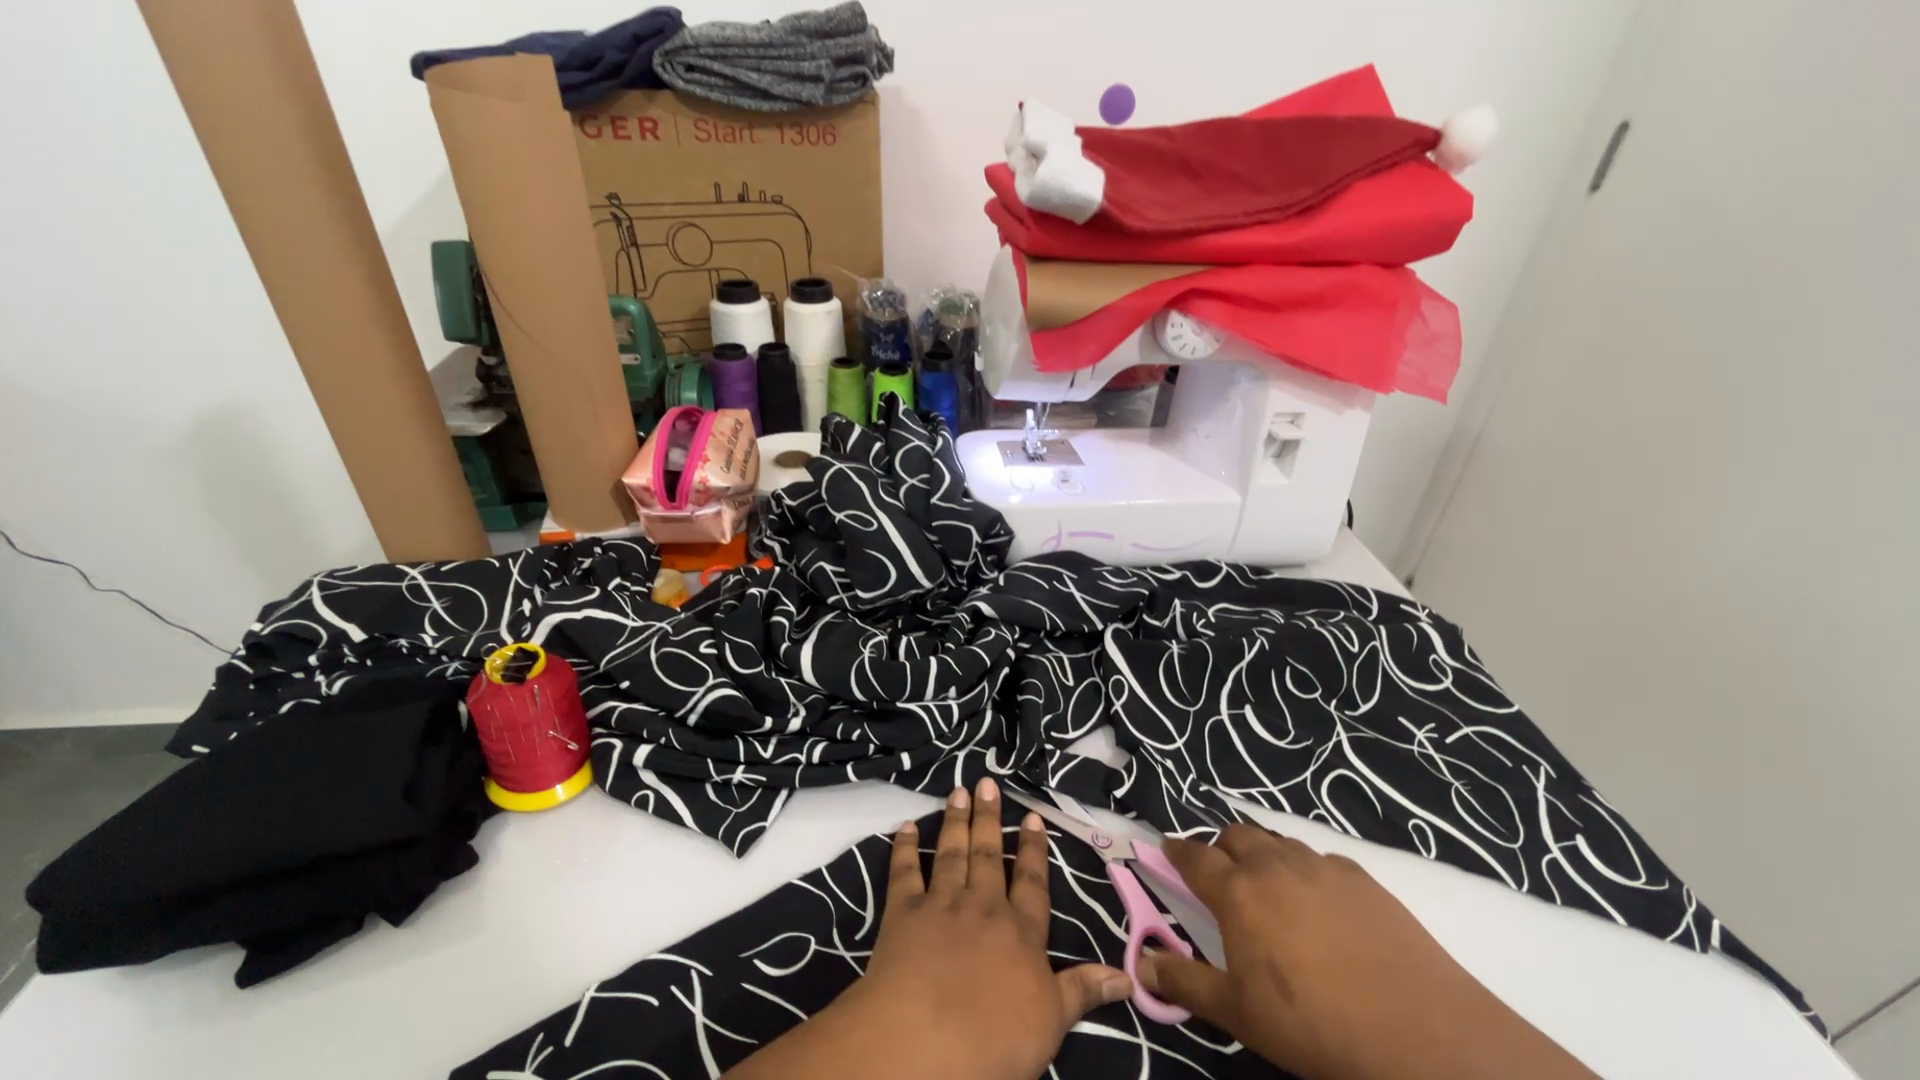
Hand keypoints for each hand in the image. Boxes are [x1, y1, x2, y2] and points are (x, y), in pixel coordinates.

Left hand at [854, 777, 1132, 1078]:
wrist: (927, 1040)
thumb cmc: (996, 1037)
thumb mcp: (1052, 1020)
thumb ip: (1084, 990)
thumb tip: (1129, 978)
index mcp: (1021, 931)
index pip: (1032, 882)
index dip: (1034, 849)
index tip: (1032, 817)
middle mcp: (984, 907)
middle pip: (988, 854)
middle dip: (989, 818)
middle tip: (988, 784)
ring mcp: (941, 905)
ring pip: (952, 853)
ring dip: (956, 821)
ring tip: (959, 792)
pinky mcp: (902, 914)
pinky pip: (904, 872)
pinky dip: (905, 847)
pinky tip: (907, 827)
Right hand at [1137, 825, 1597, 1079]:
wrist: (1418, 1030)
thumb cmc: (1312, 1024)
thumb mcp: (1237, 1013)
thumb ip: (1184, 983)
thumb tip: (1140, 966)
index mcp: (1238, 892)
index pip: (1194, 856)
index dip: (1176, 851)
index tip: (1166, 851)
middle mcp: (1276, 865)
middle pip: (1237, 835)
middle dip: (1220, 848)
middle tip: (1220, 880)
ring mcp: (1324, 867)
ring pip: (1280, 843)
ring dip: (1263, 855)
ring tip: (1269, 891)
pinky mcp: (1365, 879)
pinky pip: (1322, 859)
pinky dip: (1306, 871)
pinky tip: (1320, 907)